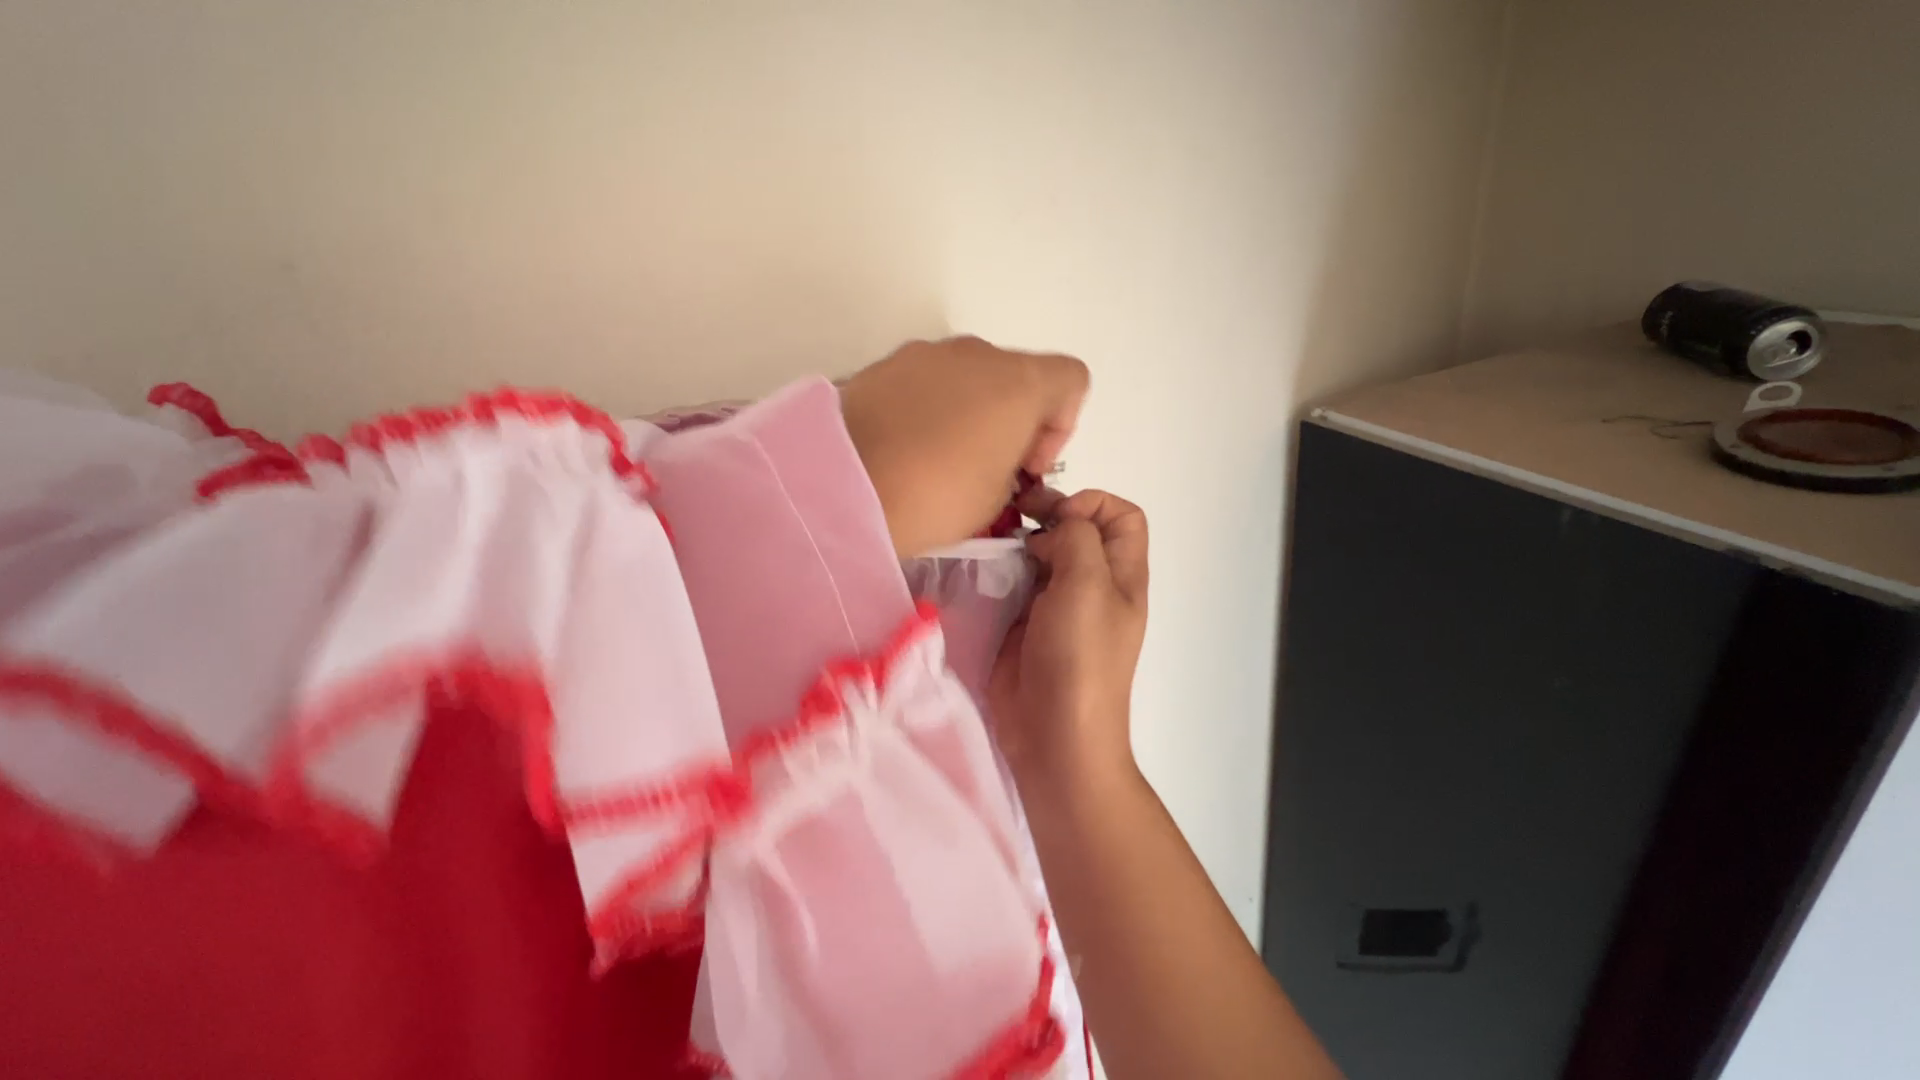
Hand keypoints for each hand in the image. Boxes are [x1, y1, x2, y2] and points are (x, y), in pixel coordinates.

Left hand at [840, 336, 1086, 556]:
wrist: (838, 484)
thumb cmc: (932, 496)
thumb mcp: (994, 501)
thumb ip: (1012, 468)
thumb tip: (994, 457)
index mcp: (1018, 381)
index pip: (1072, 379)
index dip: (1061, 426)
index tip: (1028, 466)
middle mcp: (976, 353)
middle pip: (1016, 376)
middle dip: (1011, 419)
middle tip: (987, 468)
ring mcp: (925, 353)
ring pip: (968, 377)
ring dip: (969, 411)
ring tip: (939, 460)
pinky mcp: (882, 364)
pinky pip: (925, 382)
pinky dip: (927, 408)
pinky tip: (905, 448)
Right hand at [989, 487, 1148, 799]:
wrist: (1055, 735)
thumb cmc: (1080, 657)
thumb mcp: (1088, 585)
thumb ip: (1076, 538)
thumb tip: (1053, 531)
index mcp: (1122, 574)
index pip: (1120, 516)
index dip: (1091, 503)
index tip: (1055, 518)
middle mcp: (1092, 586)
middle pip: (1077, 531)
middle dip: (1046, 515)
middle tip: (1010, 517)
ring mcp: (1056, 607)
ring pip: (1040, 556)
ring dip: (1016, 543)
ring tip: (987, 541)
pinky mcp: (1023, 627)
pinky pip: (1013, 585)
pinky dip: (996, 571)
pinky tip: (977, 570)